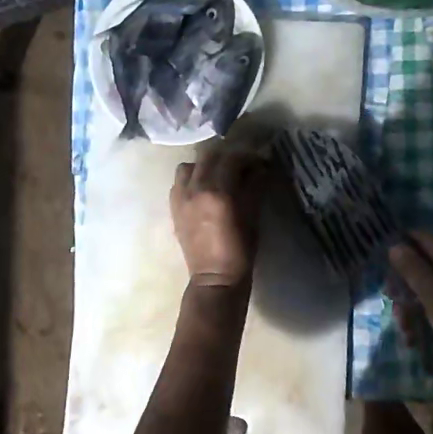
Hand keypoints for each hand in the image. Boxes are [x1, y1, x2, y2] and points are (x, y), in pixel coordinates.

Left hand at [170, 142, 266, 287]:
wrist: (213, 277)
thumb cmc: (240, 250)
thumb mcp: (253, 217)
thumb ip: (254, 187)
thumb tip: (259, 168)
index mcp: (218, 192)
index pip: (231, 159)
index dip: (247, 156)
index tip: (258, 161)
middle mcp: (195, 189)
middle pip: (207, 156)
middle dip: (226, 156)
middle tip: (239, 165)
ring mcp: (180, 197)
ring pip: (188, 166)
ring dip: (204, 165)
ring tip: (217, 176)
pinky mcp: (173, 207)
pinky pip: (179, 182)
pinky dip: (191, 179)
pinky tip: (202, 189)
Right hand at [386, 229, 432, 371]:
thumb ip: (414, 270)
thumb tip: (394, 246)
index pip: (423, 238)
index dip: (401, 243)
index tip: (383, 259)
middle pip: (420, 264)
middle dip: (402, 282)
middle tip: (390, 299)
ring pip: (422, 286)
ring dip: (408, 305)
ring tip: (404, 328)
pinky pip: (431, 303)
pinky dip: (420, 316)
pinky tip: (414, 336)